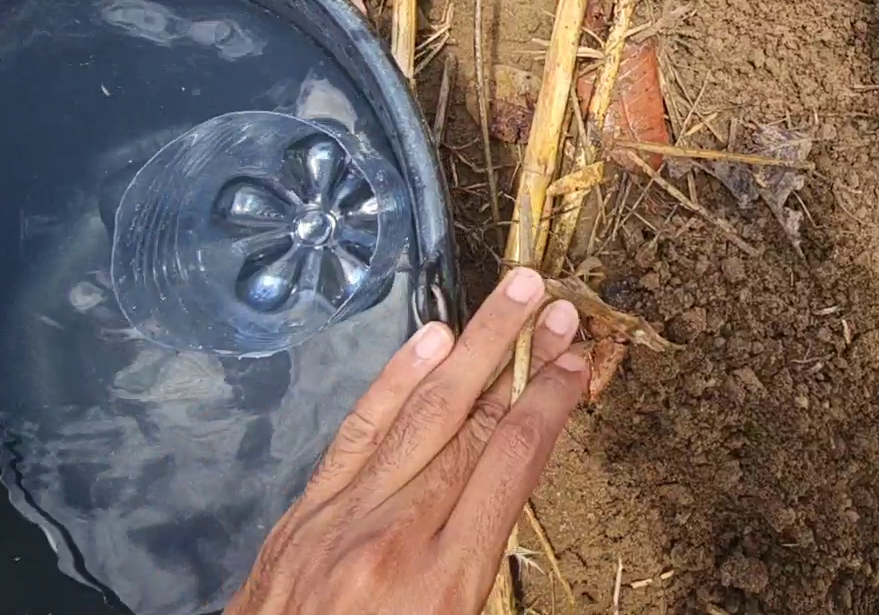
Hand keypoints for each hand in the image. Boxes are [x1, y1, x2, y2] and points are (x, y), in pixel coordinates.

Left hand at [228, 267, 586, 614]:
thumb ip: (487, 554)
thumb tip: (517, 470)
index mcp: (444, 584)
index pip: (513, 460)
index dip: (551, 400)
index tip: (577, 362)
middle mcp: (394, 538)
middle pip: (476, 422)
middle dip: (523, 355)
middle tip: (556, 304)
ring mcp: (340, 520)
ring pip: (423, 409)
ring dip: (475, 344)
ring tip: (513, 295)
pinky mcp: (301, 516)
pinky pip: (358, 431)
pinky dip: (396, 378)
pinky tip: (431, 337)